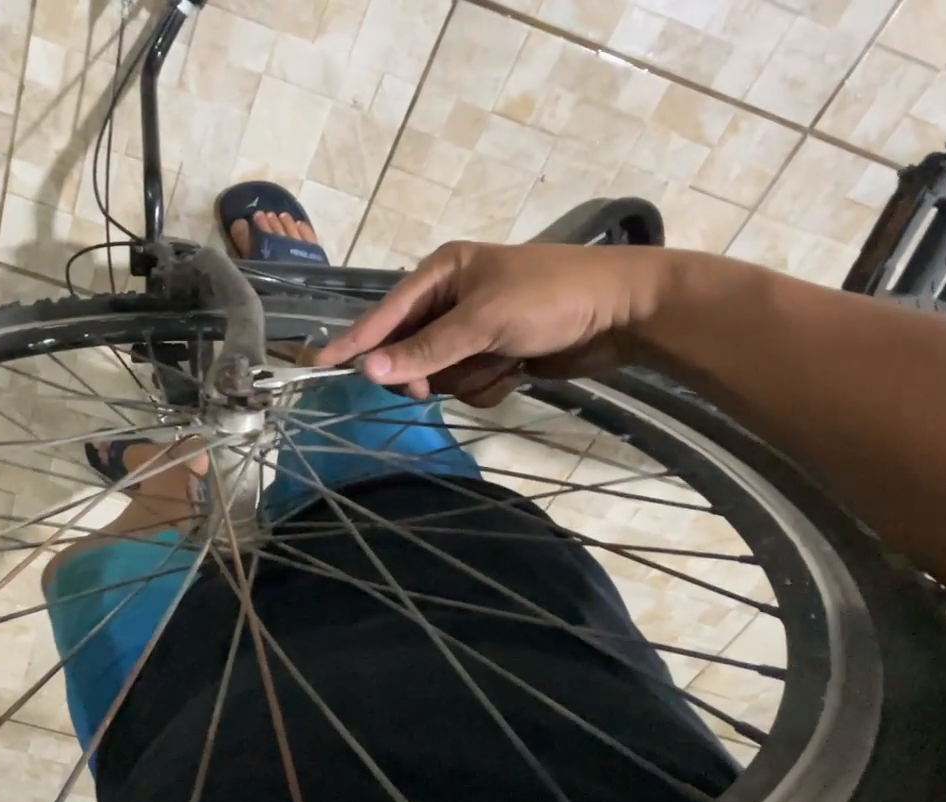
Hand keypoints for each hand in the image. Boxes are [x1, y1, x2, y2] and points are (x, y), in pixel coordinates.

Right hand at [314, 242, 673, 405]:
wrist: (625, 313)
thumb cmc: (551, 298)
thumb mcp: (483, 321)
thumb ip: (425, 350)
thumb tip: (368, 371)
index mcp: (442, 272)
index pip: (384, 314)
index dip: (354, 342)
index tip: (319, 365)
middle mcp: (451, 299)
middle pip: (408, 350)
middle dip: (428, 369)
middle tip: (432, 386)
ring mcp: (472, 329)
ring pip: (440, 373)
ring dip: (468, 377)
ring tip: (502, 361)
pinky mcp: (494, 354)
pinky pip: (468, 383)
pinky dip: (489, 384)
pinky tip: (517, 371)